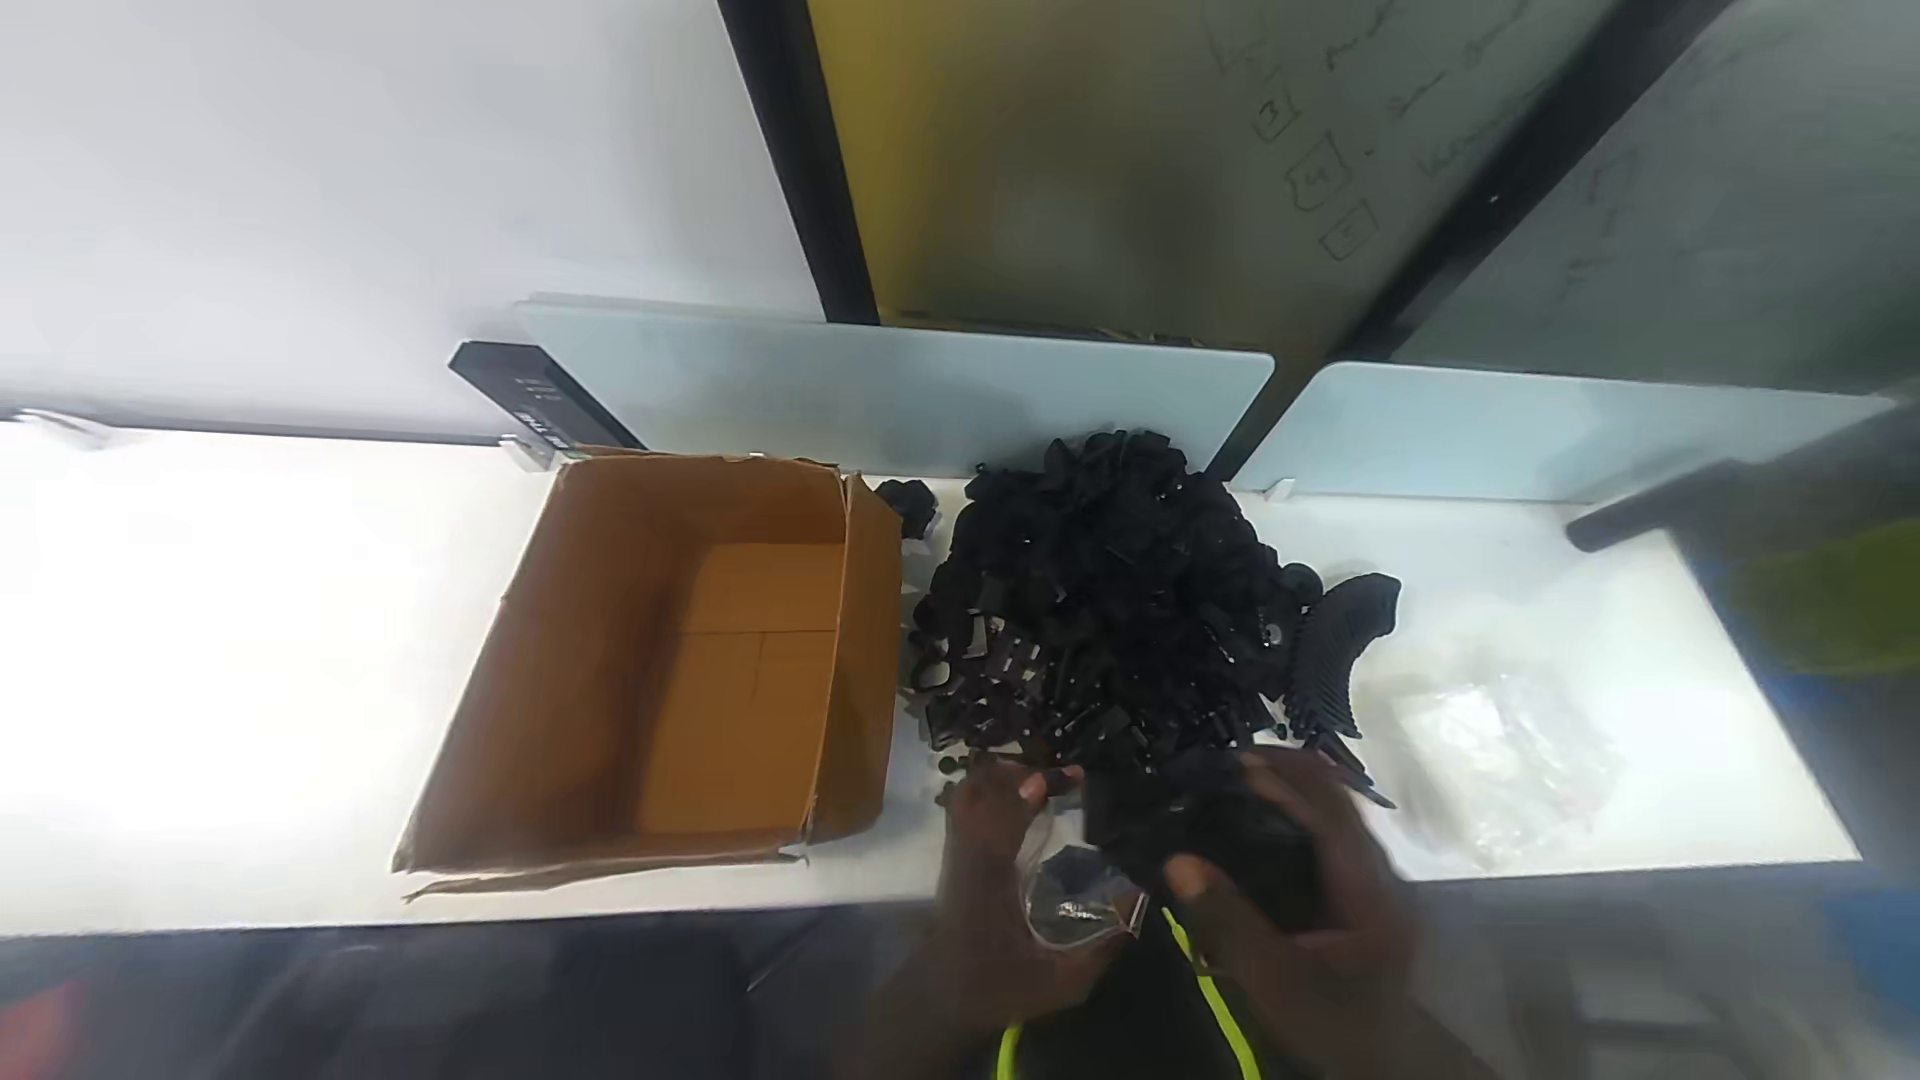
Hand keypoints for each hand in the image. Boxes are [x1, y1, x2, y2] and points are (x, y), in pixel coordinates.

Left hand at [838, 759, 1124, 1079]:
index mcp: (991, 879)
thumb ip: (1100, 947)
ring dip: (1003, 775)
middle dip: (1022, 771)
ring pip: (968, 790)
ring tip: (1040, 779)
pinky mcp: (951, 850)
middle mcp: (967, 854)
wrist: (941, 997)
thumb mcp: (1060, 982)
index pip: (1007, 814)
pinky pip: (962, 802)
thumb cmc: (1000, 987)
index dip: (1036, 786)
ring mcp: (954, 849)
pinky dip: (987, 785)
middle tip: (1061, 777)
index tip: (1072, 776)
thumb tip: (1137, 900)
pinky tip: (1016, 793)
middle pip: (983, 789)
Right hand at [1163, 749, 1490, 1079]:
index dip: (1286, 779)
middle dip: (1283, 770)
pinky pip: (1327, 822)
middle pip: (1336, 796)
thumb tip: (1177, 861)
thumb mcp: (1278, 986)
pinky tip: (1257, 811)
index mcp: (1369, 890)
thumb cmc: (1337, 1025)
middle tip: (1226, 763)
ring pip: (1334, 805)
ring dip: (1288, 782)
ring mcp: (1372, 874)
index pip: (1331, 812)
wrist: (1388, 1061)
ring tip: (1236, 776)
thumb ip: (1229, 924)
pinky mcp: (1359, 882)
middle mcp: (1378, 870)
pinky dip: (1292, 802)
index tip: (1236, 762)